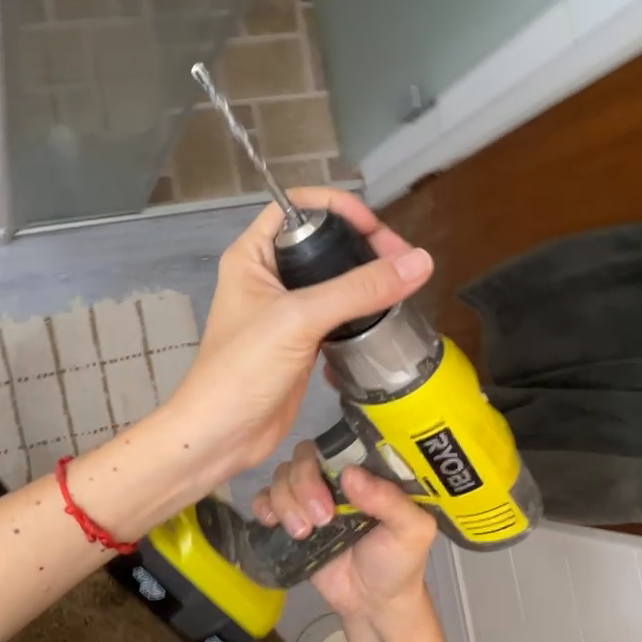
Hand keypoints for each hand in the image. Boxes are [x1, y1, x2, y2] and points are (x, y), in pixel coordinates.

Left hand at [165, 188, 432, 481]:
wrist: (222, 434)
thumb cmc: (243, 369)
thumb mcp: (299, 320)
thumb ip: (358, 289)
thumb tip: (419, 262)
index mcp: (251, 256)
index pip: (295, 207)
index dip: (336, 207)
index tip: (373, 227)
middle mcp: (267, 276)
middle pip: (321, 241)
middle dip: (362, 244)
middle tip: (401, 260)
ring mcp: (285, 310)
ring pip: (333, 279)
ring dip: (366, 279)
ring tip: (403, 285)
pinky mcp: (301, 341)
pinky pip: (338, 313)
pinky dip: (361, 312)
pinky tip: (385, 317)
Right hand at [252, 447, 438, 624]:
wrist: (372, 603)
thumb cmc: (398, 561)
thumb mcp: (412, 531)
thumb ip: (390, 500)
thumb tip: (350, 474)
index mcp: (365, 473)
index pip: (339, 446)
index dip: (329, 458)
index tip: (338, 487)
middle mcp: (334, 478)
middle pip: (303, 457)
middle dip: (304, 485)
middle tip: (322, 519)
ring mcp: (308, 497)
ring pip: (281, 476)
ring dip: (286, 502)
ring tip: (303, 533)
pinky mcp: (288, 518)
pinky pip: (263, 498)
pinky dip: (263, 506)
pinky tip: (273, 523)